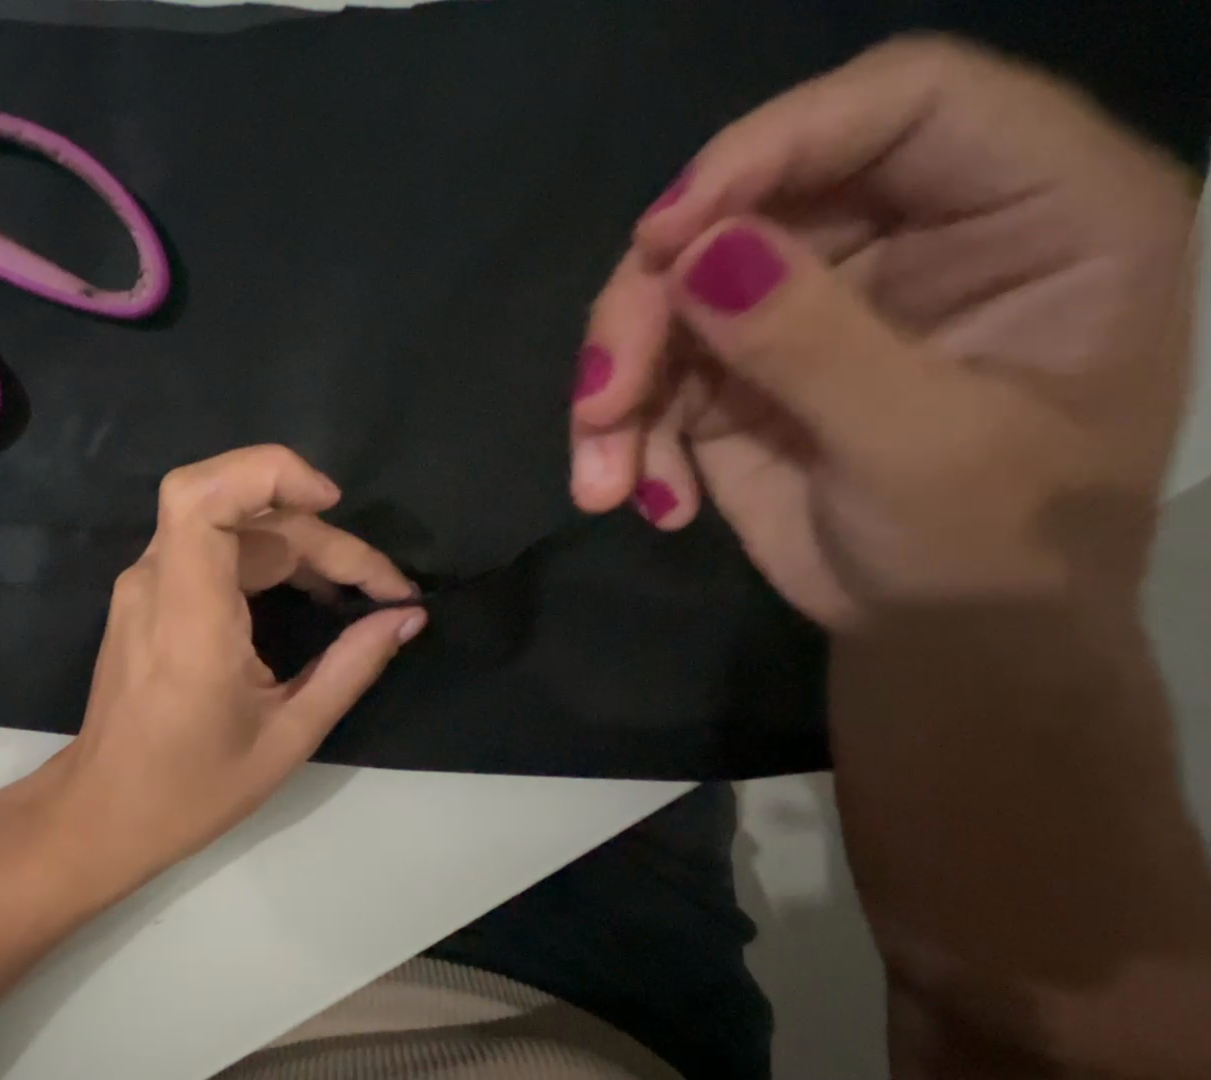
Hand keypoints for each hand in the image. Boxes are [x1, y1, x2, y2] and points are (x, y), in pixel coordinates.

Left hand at [53, 445, 426, 876]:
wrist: (104, 810)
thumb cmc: (190, 787)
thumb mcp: (288, 736)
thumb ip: (351, 667)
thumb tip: (406, 617)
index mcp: (188, 615)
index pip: (201, 498)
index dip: (266, 472)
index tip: (331, 502)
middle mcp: (157, 581)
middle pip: (240, 510)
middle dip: (319, 535)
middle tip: (379, 589)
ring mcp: (147, 583)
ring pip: (232, 525)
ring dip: (300, 545)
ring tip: (357, 591)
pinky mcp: (151, 594)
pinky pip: (215, 549)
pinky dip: (270, 558)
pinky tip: (311, 591)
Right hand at [569, 37, 1198, 627]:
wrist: (943, 640)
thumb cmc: (995, 553)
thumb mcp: (925, 454)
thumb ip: (818, 346)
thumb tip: (695, 256)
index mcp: (1030, 213)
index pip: (902, 102)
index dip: (773, 144)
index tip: (666, 236)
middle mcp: (909, 235)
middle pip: (744, 204)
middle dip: (652, 305)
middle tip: (602, 400)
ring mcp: (810, 300)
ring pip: (671, 288)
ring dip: (619, 382)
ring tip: (602, 475)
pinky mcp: (737, 363)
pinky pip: (650, 365)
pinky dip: (623, 430)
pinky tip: (640, 493)